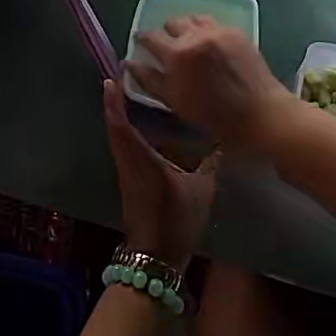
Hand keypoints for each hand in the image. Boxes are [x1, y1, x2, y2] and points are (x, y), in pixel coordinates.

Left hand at [104, 80, 217, 268]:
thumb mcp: (201, 190)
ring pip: (118, 138)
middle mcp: (128, 163)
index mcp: (142, 161)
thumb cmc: (177, 221)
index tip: (113, 79)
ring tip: (131, 95)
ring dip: (120, 116)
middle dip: (116, 103)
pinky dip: (126, 132)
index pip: (122, 125)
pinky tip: (140, 125)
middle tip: (124, 79)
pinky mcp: (130, 182)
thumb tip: (222, 140)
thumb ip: (210, 163)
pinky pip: (123, 149)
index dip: (115, 102)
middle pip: (115, 128)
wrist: (156, 257)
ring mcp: (127, 174)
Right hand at [128, 15, 295, 150]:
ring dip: (187, 26)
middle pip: (173, 22)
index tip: (140, 42)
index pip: (151, 37)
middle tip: (167, 44)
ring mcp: (219, 31)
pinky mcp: (237, 32)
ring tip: (188, 40)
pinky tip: (209, 42)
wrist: (258, 112)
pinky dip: (206, 30)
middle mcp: (196, 35)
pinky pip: (214, 24)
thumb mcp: (174, 101)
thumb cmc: (213, 115)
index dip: (142, 39)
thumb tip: (130, 64)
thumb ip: (150, 80)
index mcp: (177, 54)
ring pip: (194, 18)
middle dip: (167, 31)